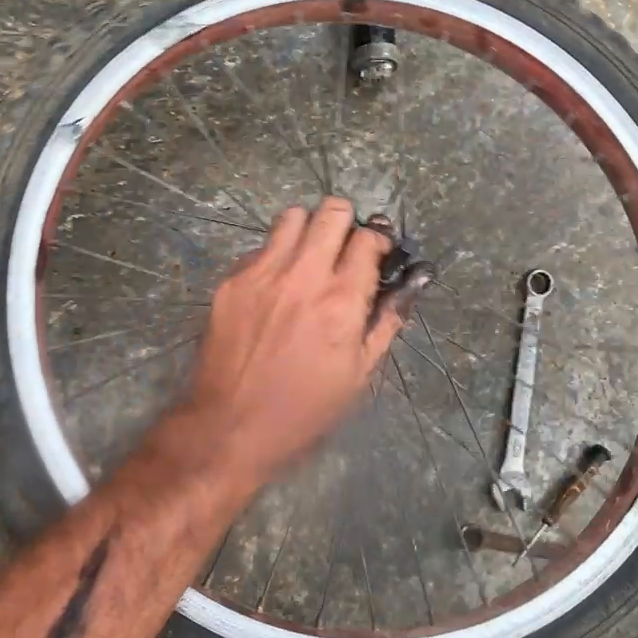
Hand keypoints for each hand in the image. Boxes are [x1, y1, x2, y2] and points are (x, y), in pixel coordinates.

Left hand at [180, 198, 429, 475]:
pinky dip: (274, 256)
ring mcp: (261, 274)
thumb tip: (408, 286)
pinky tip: (274, 287)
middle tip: (343, 247)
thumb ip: (384, 323)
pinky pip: (260, 248)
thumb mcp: (358, 375)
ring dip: (307, 229)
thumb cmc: (304, 410)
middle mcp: (302, 276)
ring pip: (291, 217)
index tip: (375, 256)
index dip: (377, 243)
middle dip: (345, 223)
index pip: (367, 240)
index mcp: (341, 301)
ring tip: (307, 257)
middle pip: (332, 212)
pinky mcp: (230, 282)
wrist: (230, 426)